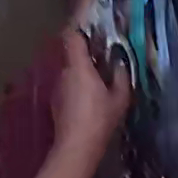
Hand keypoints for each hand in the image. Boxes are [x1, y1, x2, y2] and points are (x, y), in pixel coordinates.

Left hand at [52, 31, 130, 163]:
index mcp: (79, 66)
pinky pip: (67, 85)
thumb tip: (121, 64)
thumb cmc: (99, 119)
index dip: (80, 30)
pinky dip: (77, 85)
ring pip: (70, 71)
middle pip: (72, 54)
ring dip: (82, 71)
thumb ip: (122, 77)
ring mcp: (57, 87)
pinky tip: (90, 98)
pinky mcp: (55, 101)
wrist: (76, 147)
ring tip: (100, 80)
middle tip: (105, 58)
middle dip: (87, 54)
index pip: (72, 37)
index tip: (93, 31)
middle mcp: (64, 72)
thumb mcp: (119, 99)